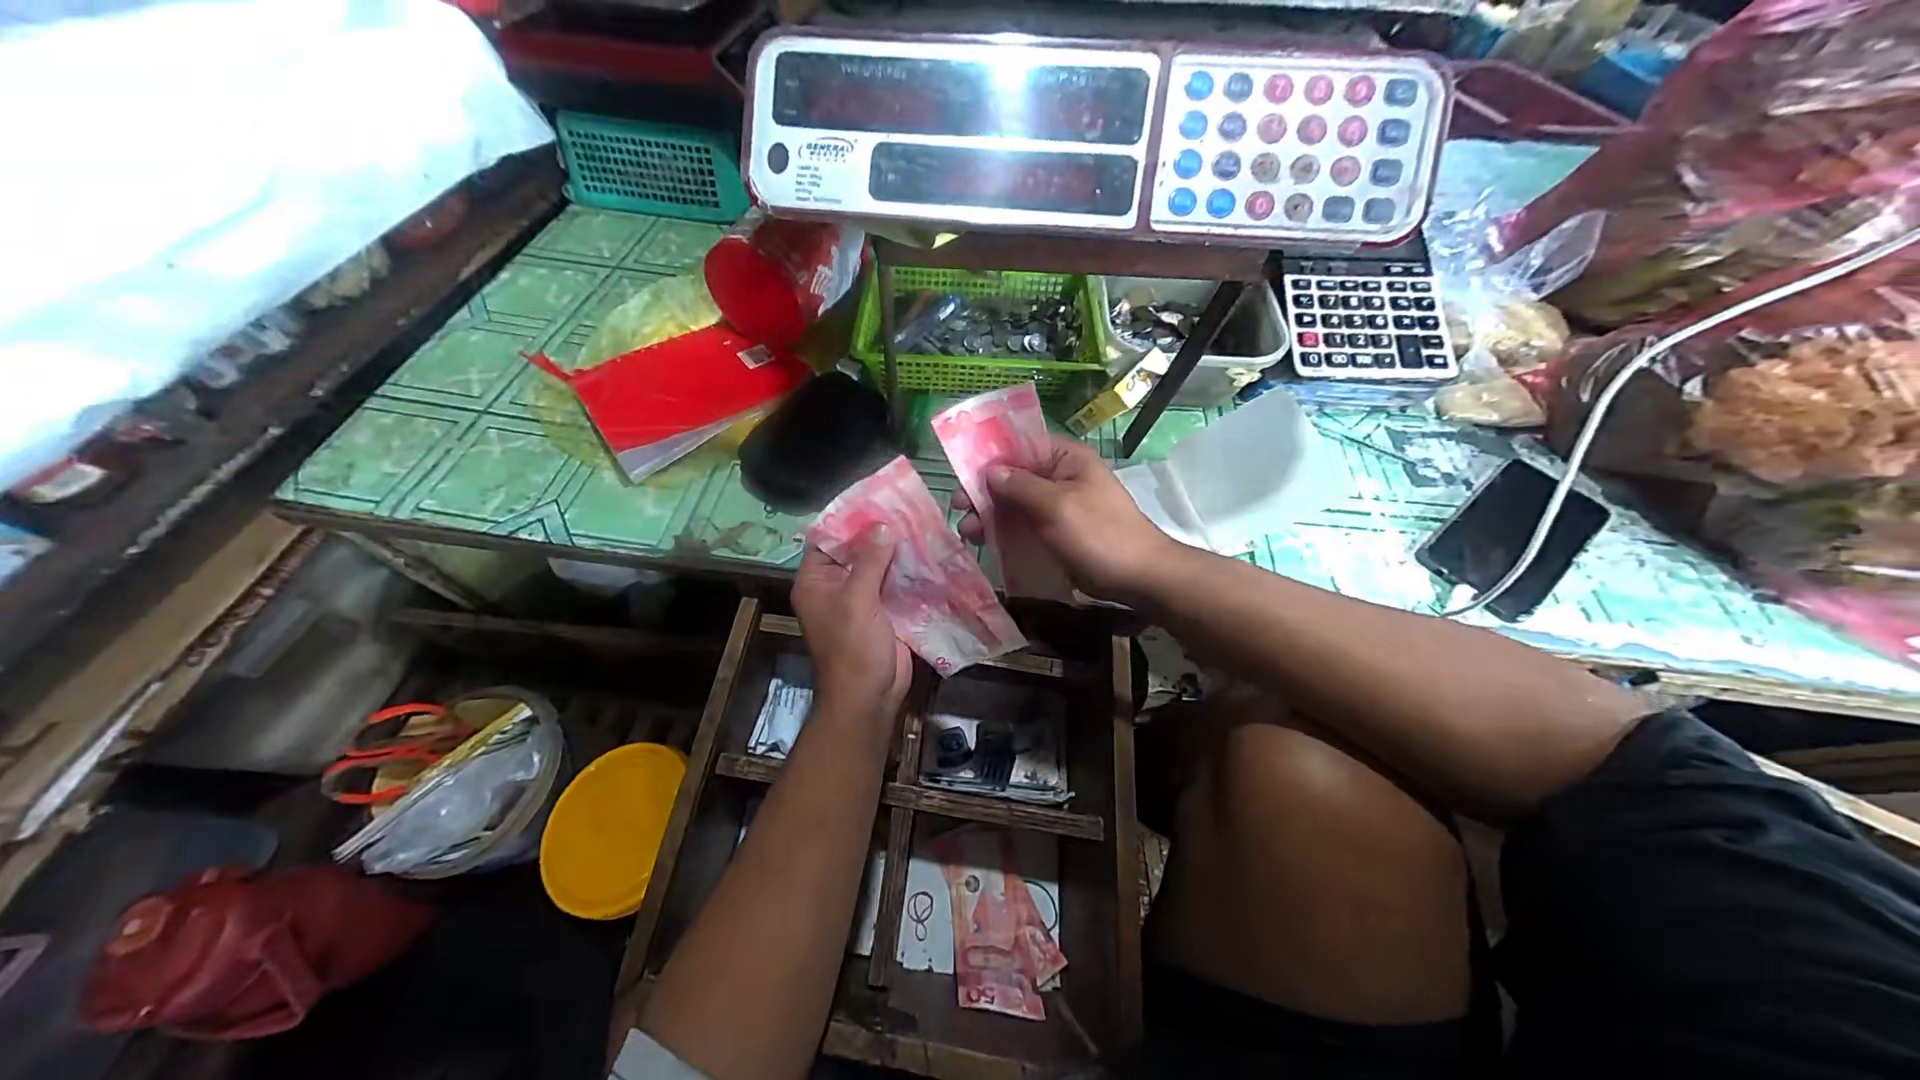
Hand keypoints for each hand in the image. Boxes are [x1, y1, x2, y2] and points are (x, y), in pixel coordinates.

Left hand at [791, 523, 911, 720]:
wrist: (869, 697)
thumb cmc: (853, 649)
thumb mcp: (857, 599)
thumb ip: (870, 560)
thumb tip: (882, 525)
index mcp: (817, 580)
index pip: (827, 538)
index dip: (848, 518)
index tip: (875, 497)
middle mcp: (836, 586)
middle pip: (856, 549)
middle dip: (879, 531)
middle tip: (906, 505)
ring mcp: (861, 599)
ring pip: (879, 566)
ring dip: (898, 550)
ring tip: (922, 522)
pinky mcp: (884, 612)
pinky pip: (895, 584)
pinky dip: (909, 571)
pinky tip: (930, 552)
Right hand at [954, 435, 1177, 604]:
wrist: (1137, 577)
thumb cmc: (1099, 534)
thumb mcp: (1056, 506)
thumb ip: (1020, 486)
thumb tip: (990, 471)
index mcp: (1066, 458)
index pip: (1020, 446)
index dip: (989, 457)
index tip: (961, 473)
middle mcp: (1061, 476)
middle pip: (1014, 477)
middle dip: (984, 492)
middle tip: (959, 508)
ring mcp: (1059, 505)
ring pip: (1016, 504)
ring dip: (991, 515)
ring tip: (968, 532)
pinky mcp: (1057, 531)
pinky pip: (1025, 525)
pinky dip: (1005, 531)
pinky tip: (985, 542)